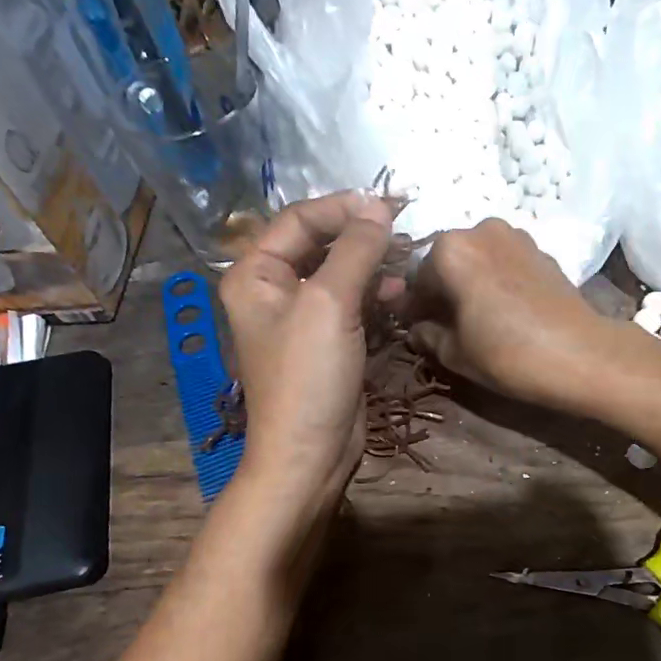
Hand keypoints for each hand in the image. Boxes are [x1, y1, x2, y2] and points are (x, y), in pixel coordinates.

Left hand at [218, 191, 395, 516]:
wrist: (309, 454)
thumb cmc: (308, 376)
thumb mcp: (329, 304)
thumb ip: (355, 249)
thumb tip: (379, 208)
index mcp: (255, 273)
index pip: (299, 219)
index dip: (343, 207)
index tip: (389, 206)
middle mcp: (273, 290)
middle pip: (320, 243)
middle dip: (361, 235)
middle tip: (404, 231)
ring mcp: (300, 318)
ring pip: (340, 273)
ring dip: (372, 264)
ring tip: (406, 263)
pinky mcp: (327, 343)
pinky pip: (351, 304)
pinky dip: (374, 296)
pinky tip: (398, 296)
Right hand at [400, 219, 615, 409]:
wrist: (580, 355)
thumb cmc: (506, 354)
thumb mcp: (454, 353)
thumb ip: (427, 335)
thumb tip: (416, 330)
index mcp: (449, 249)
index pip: (416, 278)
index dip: (412, 307)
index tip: (413, 329)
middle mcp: (480, 230)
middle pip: (447, 262)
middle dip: (441, 290)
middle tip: (444, 324)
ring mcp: (515, 236)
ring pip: (477, 260)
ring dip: (469, 283)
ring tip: (474, 318)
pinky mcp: (541, 250)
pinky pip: (503, 263)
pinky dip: (495, 281)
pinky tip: (502, 311)